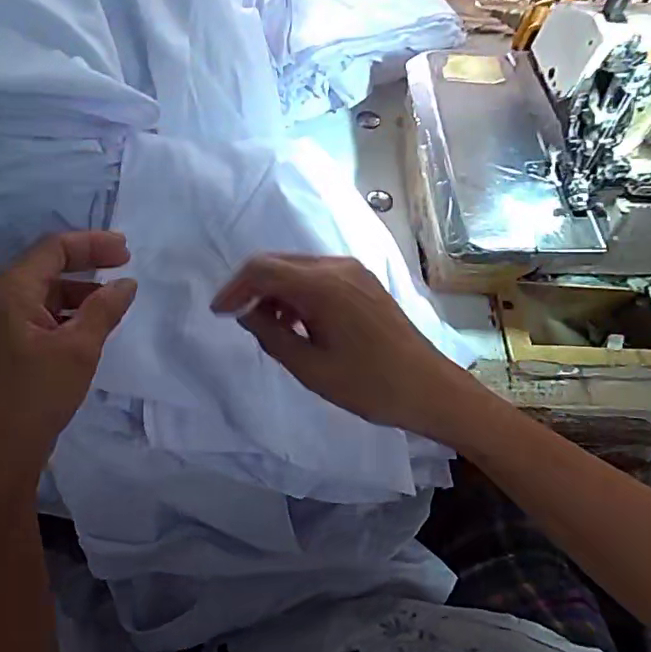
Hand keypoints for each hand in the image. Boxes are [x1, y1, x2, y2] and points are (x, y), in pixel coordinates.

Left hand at [0, 231, 137, 494]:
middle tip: (124, 264)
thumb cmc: (35, 397)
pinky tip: (90, 325)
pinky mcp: (3, 345)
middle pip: (46, 265)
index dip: (92, 244)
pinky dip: (66, 312)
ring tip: (113, 300)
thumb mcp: (78, 349)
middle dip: (86, 262)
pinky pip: (39, 314)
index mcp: (10, 290)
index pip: (53, 248)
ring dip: (78, 290)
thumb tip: (126, 283)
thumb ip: (104, 309)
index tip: (127, 250)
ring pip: (44, 291)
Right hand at [211, 254, 489, 443]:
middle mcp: (337, 267)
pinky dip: (297, 293)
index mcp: (323, 285)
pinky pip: (317, 276)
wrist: (431, 389)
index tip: (219, 313)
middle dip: (252, 288)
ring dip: (275, 291)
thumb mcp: (310, 368)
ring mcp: (353, 271)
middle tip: (238, 320)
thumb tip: (245, 313)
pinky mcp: (363, 281)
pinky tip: (298, 323)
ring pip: (297, 268)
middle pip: (278, 262)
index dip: (234, 288)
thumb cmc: (370, 386)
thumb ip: (270, 335)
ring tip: (270, 328)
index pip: (262, 268)